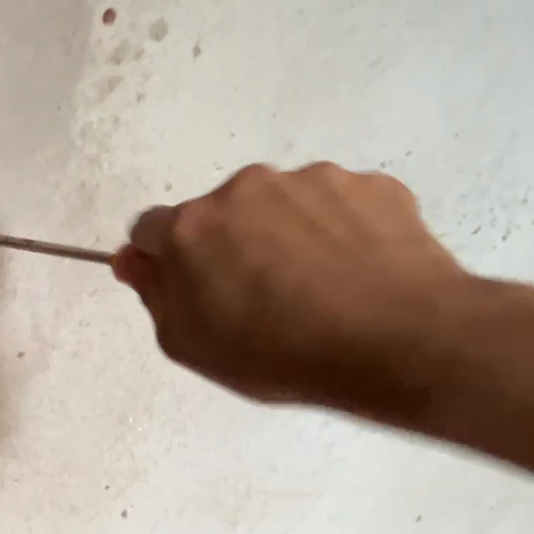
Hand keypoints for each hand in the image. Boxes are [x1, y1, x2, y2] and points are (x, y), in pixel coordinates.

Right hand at [113, 163, 471, 413]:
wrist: (400, 341)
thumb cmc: (274, 352)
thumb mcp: (186, 342)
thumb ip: (152, 292)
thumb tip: (133, 258)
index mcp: (189, 227)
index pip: (149, 229)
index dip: (162, 260)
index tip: (187, 291)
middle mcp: (243, 188)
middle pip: (215, 213)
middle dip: (224, 244)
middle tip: (254, 296)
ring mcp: (311, 180)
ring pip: (276, 204)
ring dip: (279, 233)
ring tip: (313, 285)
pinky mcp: (371, 184)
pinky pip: (335, 203)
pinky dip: (335, 229)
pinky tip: (352, 272)